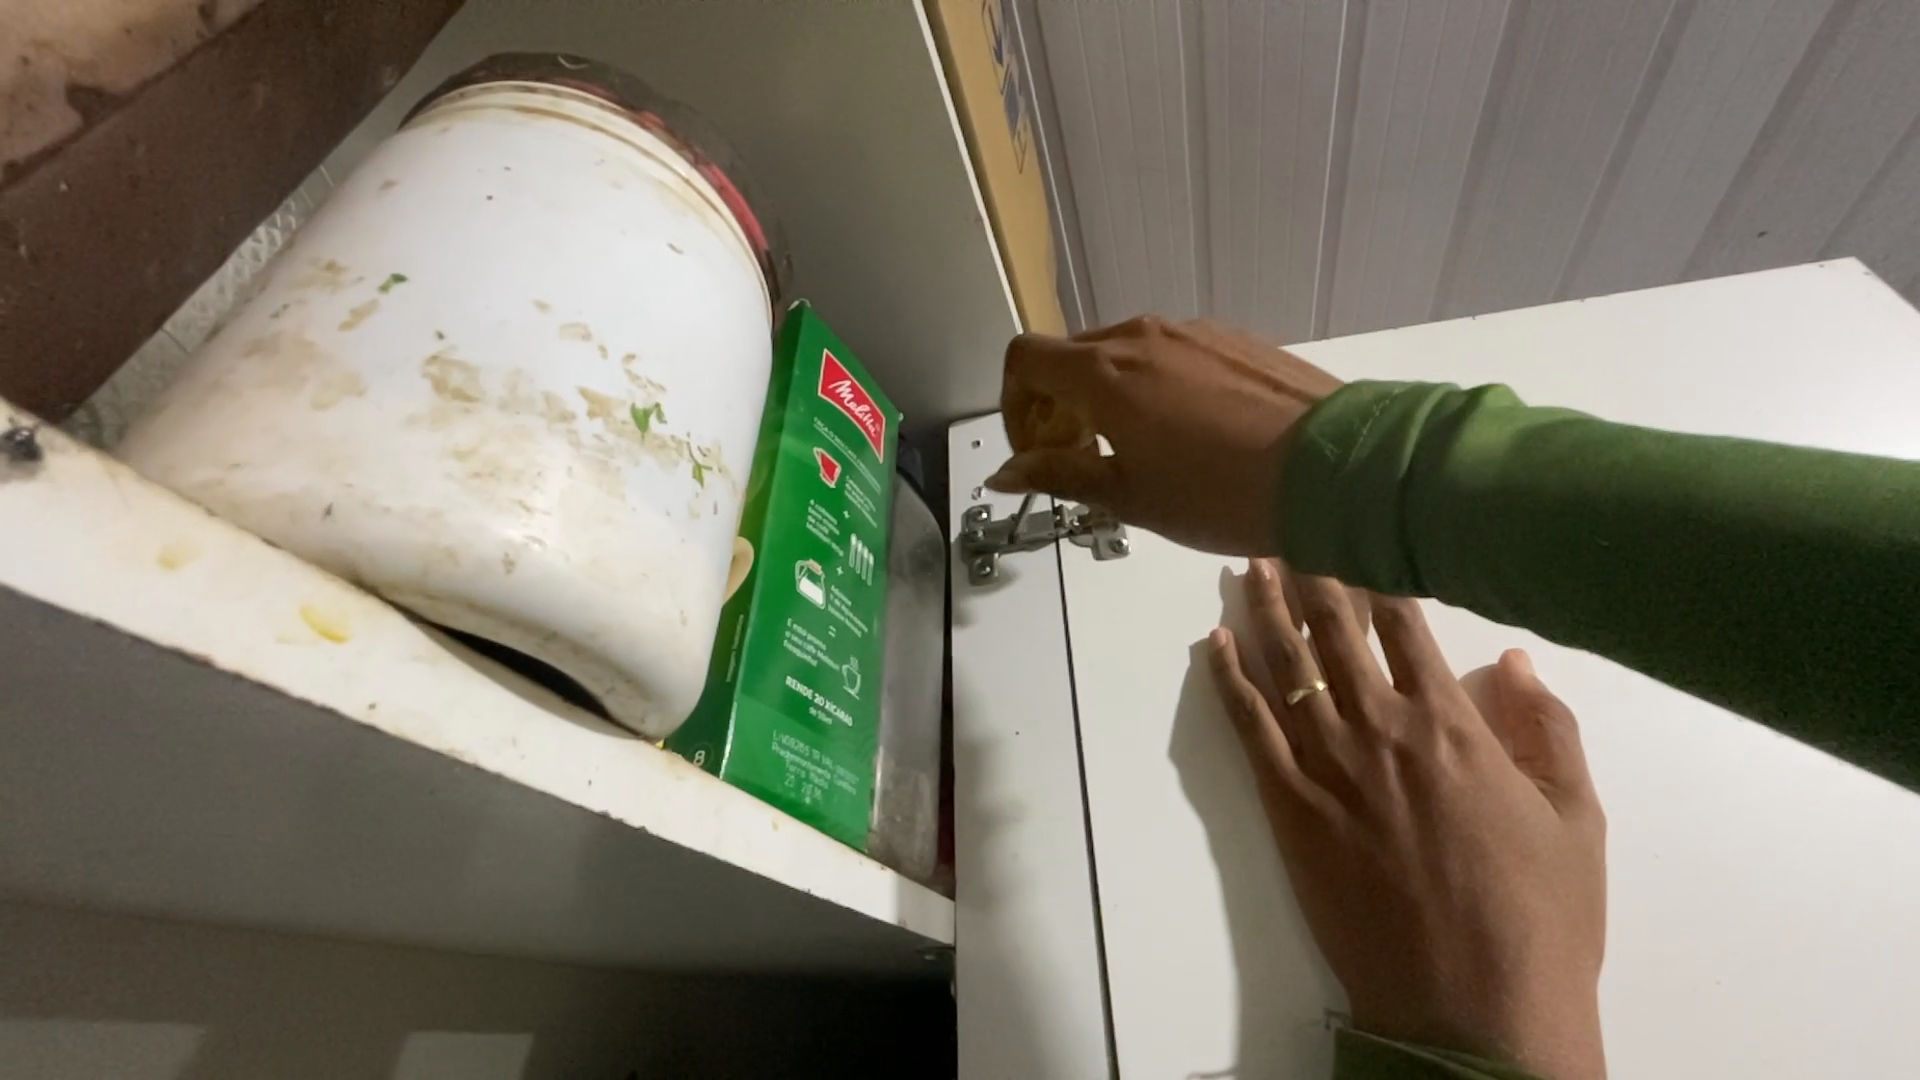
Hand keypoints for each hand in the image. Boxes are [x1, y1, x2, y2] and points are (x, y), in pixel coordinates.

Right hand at [988, 316, 1340, 554]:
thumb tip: (1003, 473)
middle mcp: (1141, 335)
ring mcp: (1191, 331)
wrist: (1335, 470)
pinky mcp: (1232, 338)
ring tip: (1135, 447)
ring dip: (1103, 393)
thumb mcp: (1126, 495)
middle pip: (1069, 355)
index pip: (1024, 359)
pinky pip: (1169, 353)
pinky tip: (1186, 430)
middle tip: (1080, 457)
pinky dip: (1150, 384)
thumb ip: (1058, 473)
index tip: (1036, 448)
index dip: (1013, 403)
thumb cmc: (1217, 494)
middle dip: (1056, 403)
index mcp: (1103, 373)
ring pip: (1120, 353)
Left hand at [1207, 560, 1606, 1078]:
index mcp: (1452, 724)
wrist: (1470, 1003)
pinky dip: (1228, 677)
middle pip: (1335, 632)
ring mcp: (1326, 761)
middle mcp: (1380, 727)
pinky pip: (1248, 722)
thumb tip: (1516, 659)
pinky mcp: (1286, 799)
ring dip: (1265, 610)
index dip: (1374, 579)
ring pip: (1286, 665)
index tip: (1352, 540)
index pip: (1404, 627)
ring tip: (1249, 568)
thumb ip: (1548, 729)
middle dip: (1310, 579)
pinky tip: (1215, 642)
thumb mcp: (1577, 821)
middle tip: (1285, 536)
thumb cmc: (1537, 915)